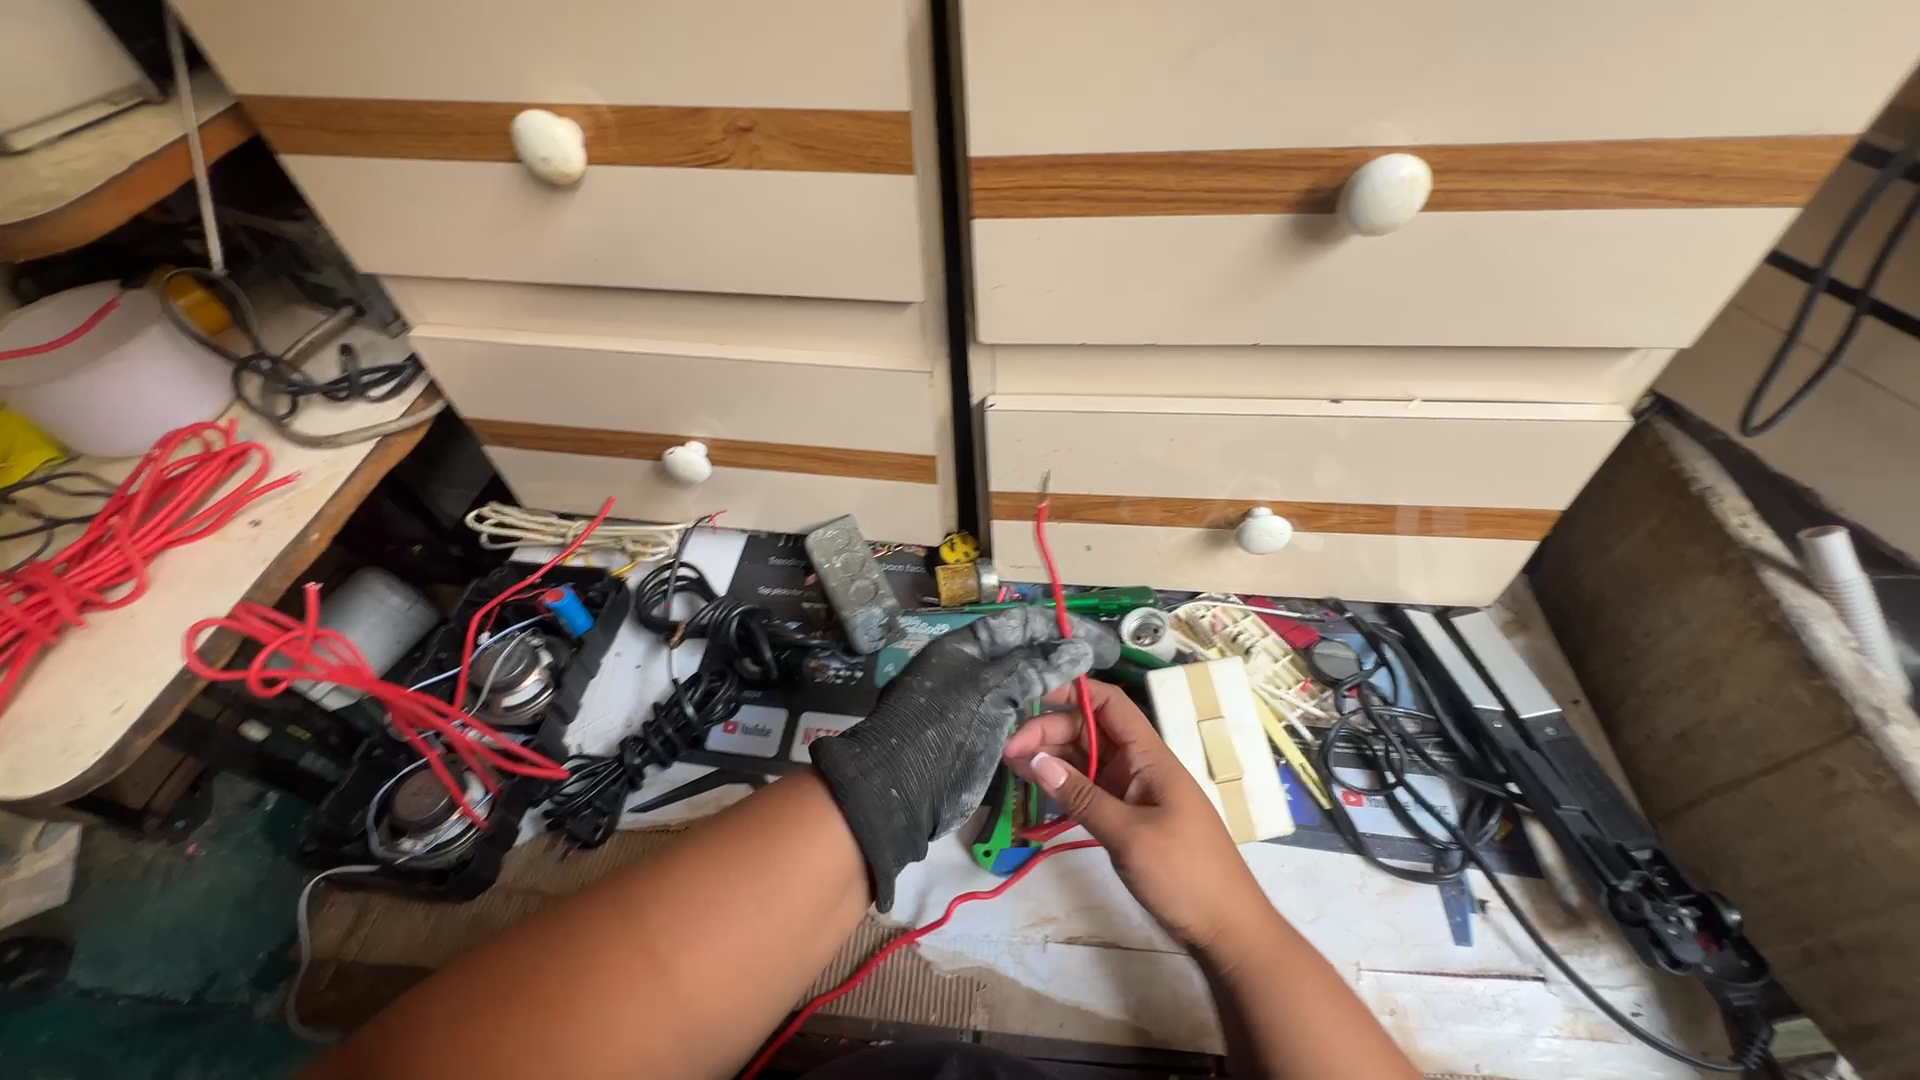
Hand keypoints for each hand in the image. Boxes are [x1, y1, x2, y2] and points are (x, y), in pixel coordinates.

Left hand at [812, 608, 1118, 911]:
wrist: (897, 795)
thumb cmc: (943, 732)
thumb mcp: (992, 693)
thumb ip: (1036, 668)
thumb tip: (1079, 649)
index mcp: (965, 646)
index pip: (1023, 624)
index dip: (1063, 628)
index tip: (1102, 641)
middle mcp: (969, 668)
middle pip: (1024, 653)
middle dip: (1062, 657)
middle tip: (1104, 667)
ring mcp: (972, 702)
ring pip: (1022, 687)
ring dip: (1054, 688)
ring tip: (1091, 695)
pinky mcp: (976, 734)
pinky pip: (1015, 717)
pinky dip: (1039, 718)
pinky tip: (1066, 723)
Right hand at [1005, 680, 1269, 949]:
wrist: (1227, 929)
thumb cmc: (1186, 874)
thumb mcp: (1130, 835)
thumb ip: (1081, 796)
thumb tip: (1035, 761)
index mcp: (1149, 755)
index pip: (1110, 704)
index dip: (1073, 691)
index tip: (1029, 695)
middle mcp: (1137, 765)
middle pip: (1088, 730)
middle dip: (1048, 731)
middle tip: (1009, 750)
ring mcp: (1130, 792)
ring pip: (1083, 759)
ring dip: (1049, 758)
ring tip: (1009, 764)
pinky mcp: (1124, 817)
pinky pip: (1086, 790)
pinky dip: (1060, 786)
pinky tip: (1032, 787)